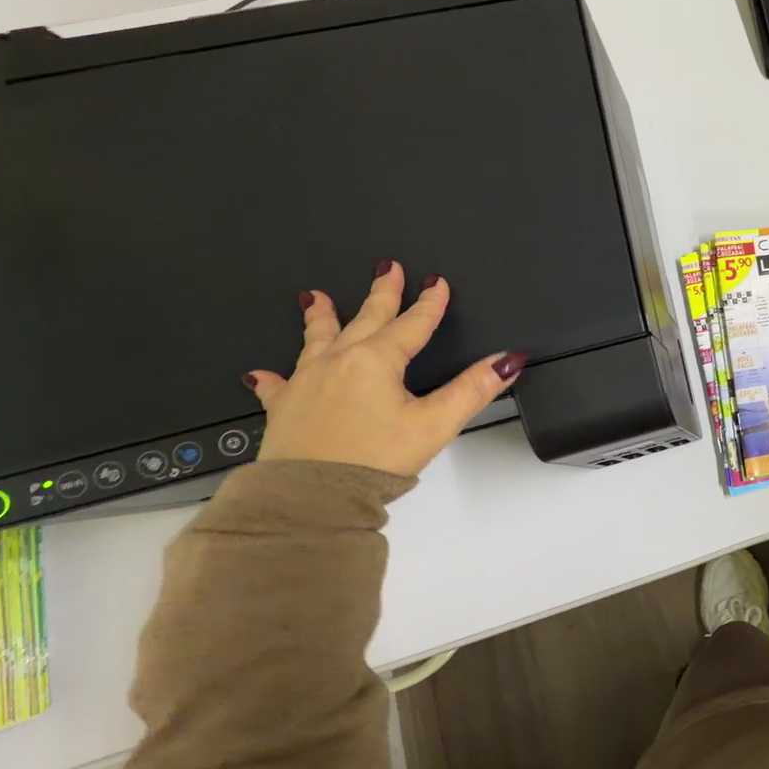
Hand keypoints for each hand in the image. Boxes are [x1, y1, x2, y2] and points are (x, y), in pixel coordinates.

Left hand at [243, 260, 525, 477]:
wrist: (307, 499)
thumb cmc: (367, 463)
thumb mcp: (435, 424)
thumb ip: (474, 389)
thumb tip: (506, 362)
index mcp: (375, 361)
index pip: (412, 323)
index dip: (429, 302)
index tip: (436, 285)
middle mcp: (338, 363)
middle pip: (366, 318)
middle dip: (381, 292)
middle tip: (387, 269)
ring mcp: (306, 383)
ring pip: (318, 339)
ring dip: (322, 317)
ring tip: (316, 298)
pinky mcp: (284, 409)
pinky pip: (276, 384)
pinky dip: (273, 376)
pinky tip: (263, 373)